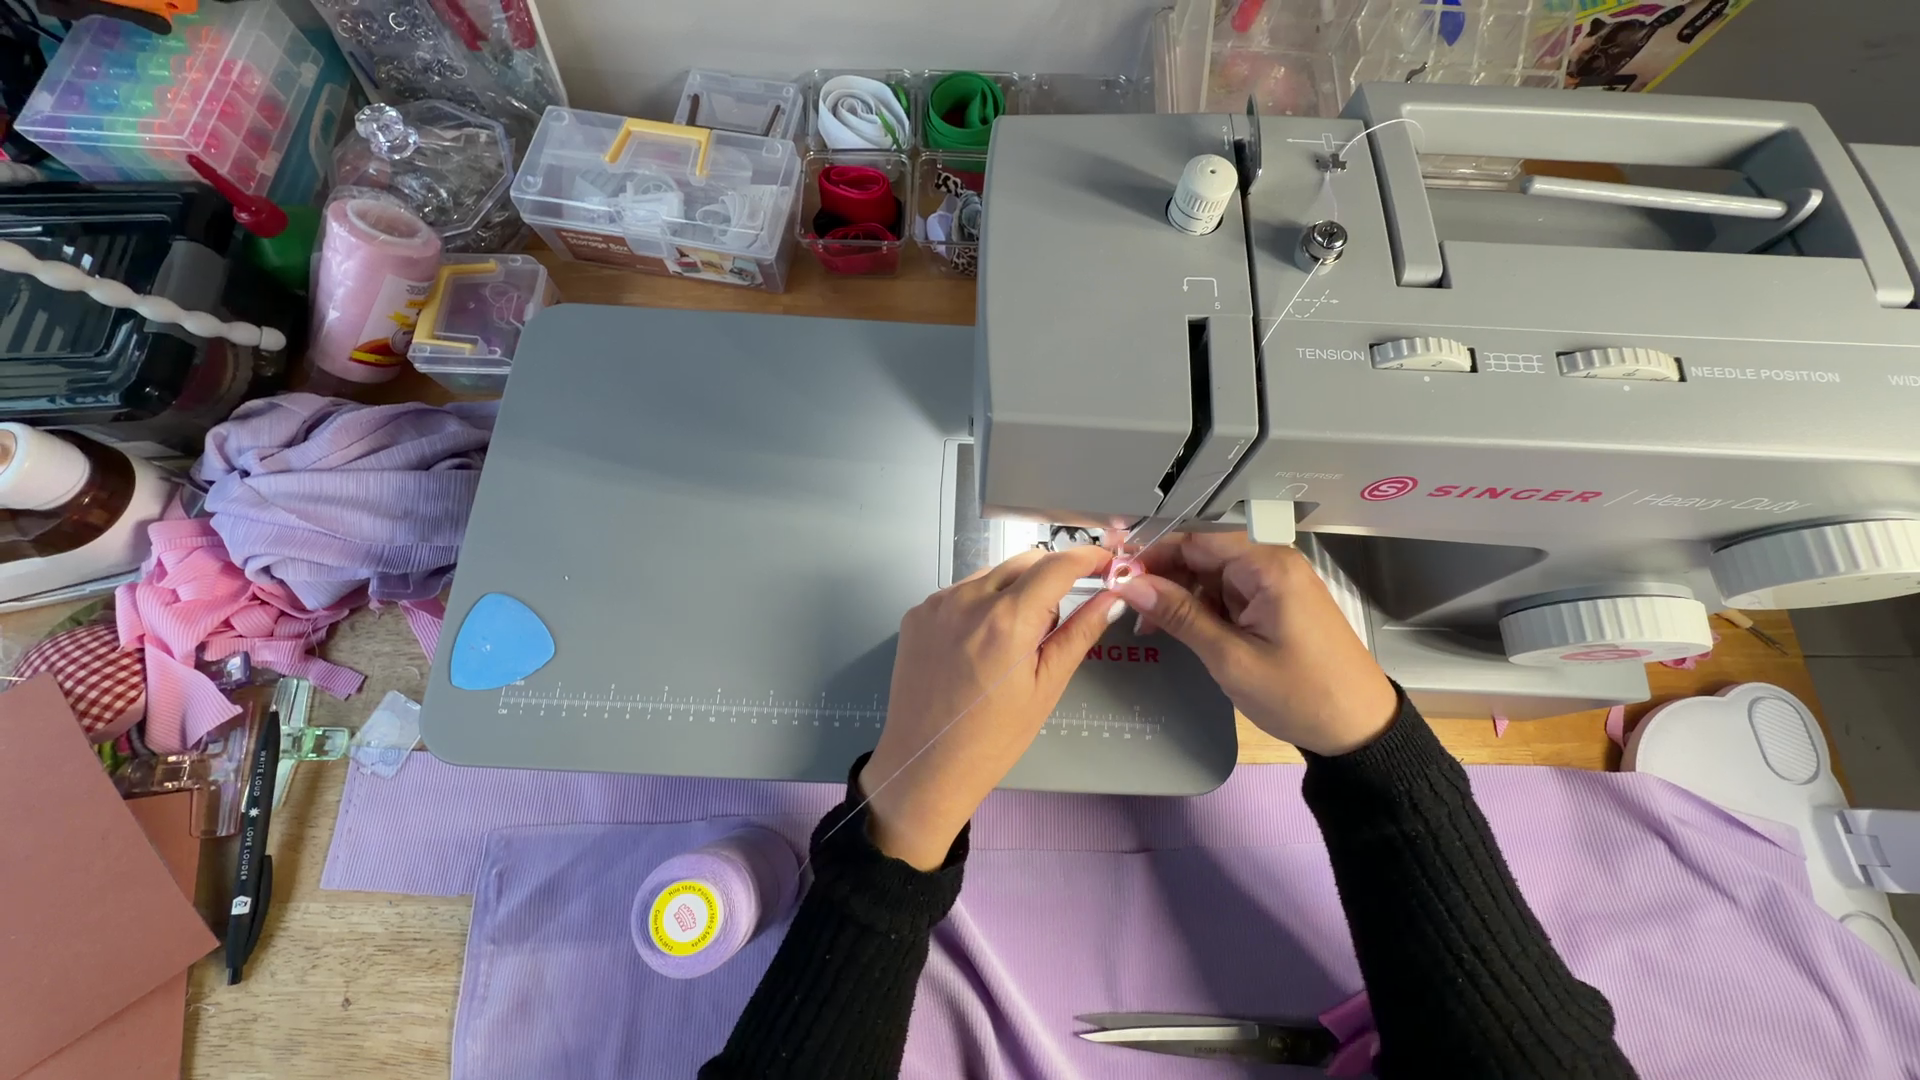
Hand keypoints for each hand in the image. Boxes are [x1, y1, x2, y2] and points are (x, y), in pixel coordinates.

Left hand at [861, 545, 1116, 869]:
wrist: (925, 767)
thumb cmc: (992, 738)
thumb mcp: (1047, 687)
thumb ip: (1080, 633)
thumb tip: (1112, 596)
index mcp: (1008, 619)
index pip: (1057, 564)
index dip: (1088, 556)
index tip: (1105, 561)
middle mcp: (968, 599)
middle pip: (1024, 562)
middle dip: (1050, 576)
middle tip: (1058, 618)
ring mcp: (937, 603)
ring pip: (991, 574)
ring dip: (1013, 591)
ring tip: (1013, 641)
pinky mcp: (917, 613)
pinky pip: (961, 592)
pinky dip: (980, 604)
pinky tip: (980, 645)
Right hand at [1114, 533, 1396, 756]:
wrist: (1359, 730)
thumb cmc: (1301, 695)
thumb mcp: (1230, 657)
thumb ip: (1179, 615)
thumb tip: (1130, 584)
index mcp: (1268, 566)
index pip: (1196, 540)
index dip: (1151, 551)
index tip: (1114, 566)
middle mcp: (1271, 565)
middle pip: (1200, 555)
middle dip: (1159, 575)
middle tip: (1121, 599)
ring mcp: (1273, 585)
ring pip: (1207, 576)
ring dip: (1175, 595)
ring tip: (1144, 622)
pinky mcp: (1272, 605)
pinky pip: (1223, 594)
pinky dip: (1196, 609)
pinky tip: (1172, 627)